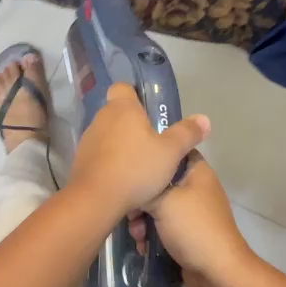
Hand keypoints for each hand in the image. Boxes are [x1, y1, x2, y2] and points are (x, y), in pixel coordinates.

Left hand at [69, 84, 209, 215]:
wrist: (95, 199)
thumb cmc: (135, 168)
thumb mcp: (170, 152)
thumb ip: (187, 133)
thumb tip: (204, 119)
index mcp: (122, 108)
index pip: (123, 87)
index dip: (135, 94)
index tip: (149, 110)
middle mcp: (102, 117)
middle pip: (118, 111)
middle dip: (133, 123)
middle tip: (153, 141)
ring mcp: (89, 138)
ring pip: (108, 133)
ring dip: (121, 142)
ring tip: (139, 162)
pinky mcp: (81, 159)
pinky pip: (99, 152)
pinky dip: (110, 159)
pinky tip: (123, 177)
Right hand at [142, 153, 255, 286]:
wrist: (217, 272)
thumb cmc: (192, 227)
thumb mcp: (164, 200)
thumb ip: (144, 186)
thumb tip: (131, 184)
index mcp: (197, 170)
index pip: (172, 149)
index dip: (151, 155)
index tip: (130, 168)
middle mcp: (195, 186)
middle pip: (160, 181)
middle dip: (141, 198)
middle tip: (131, 213)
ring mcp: (192, 211)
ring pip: (159, 205)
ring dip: (144, 220)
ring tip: (137, 235)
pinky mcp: (187, 232)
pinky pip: (163, 225)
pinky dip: (152, 233)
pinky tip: (143, 246)